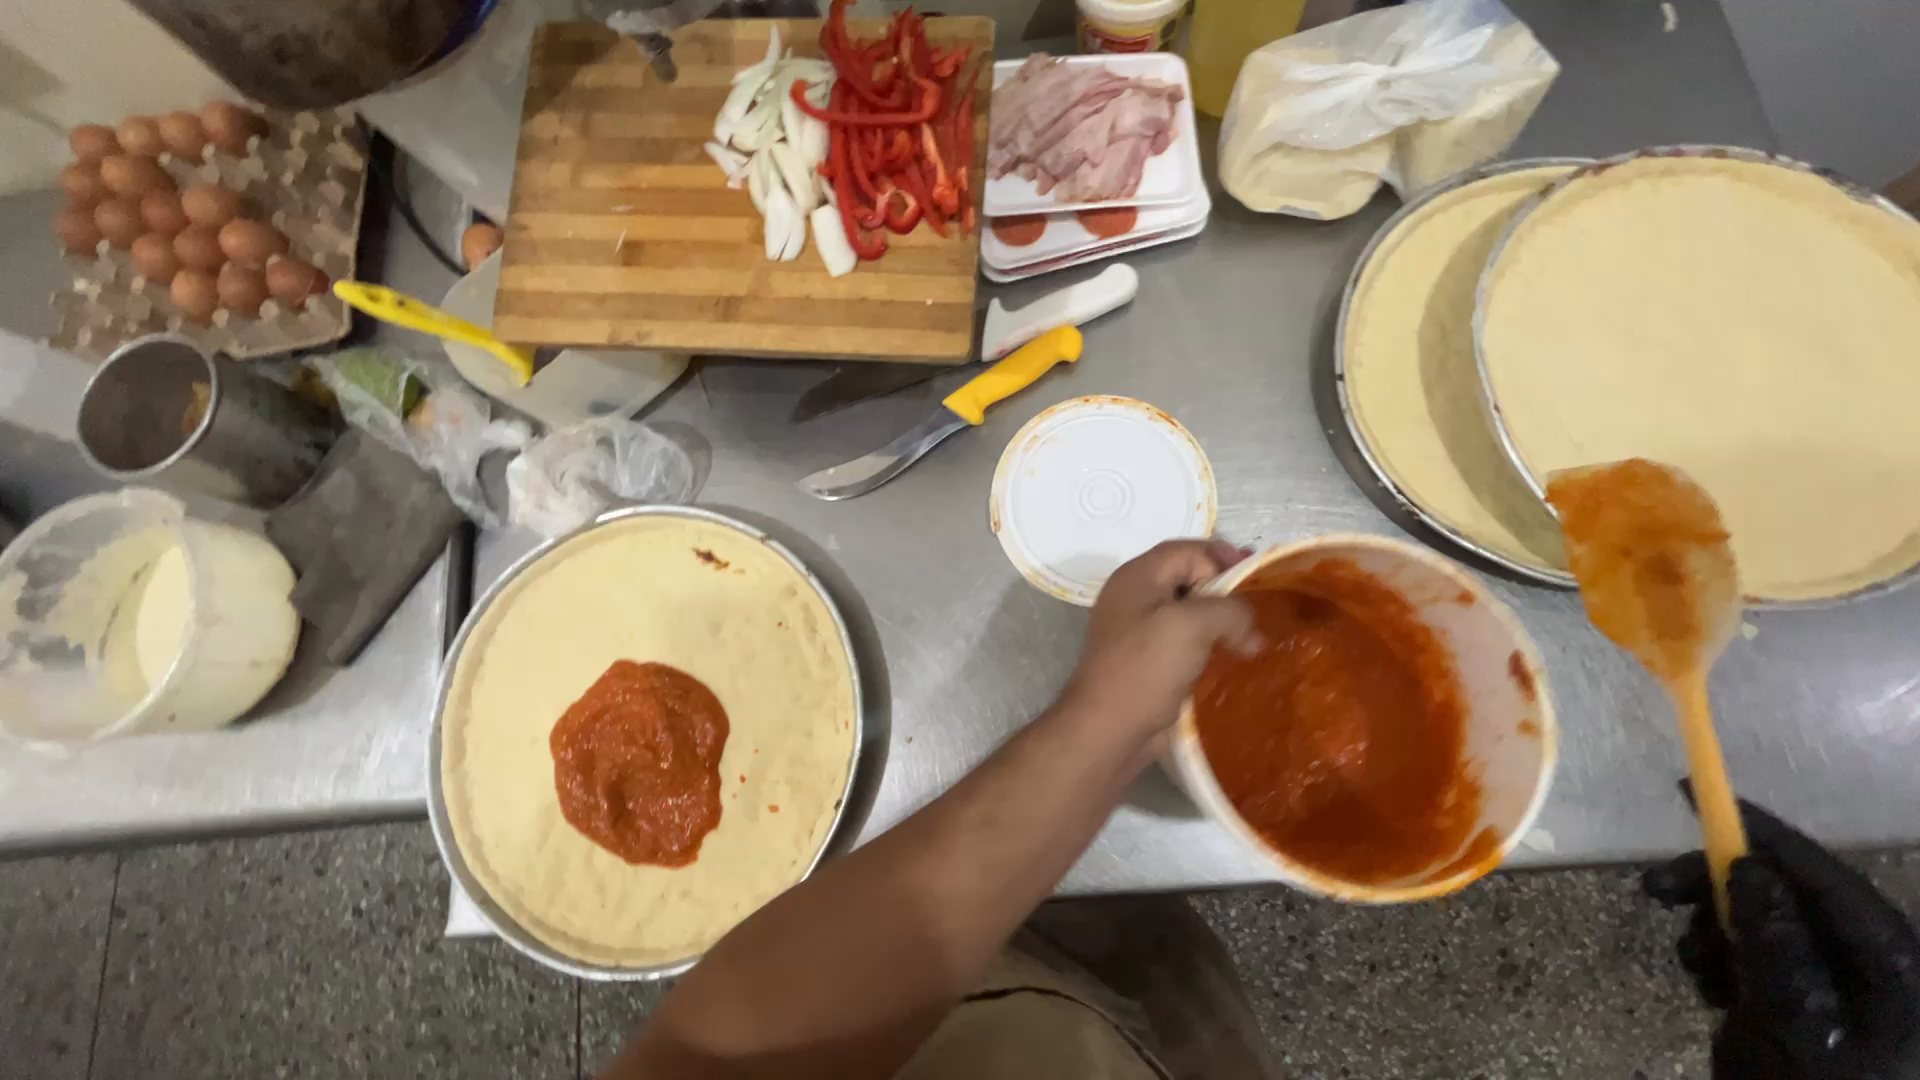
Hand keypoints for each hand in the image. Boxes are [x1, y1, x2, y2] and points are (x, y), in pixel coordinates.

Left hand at [1060, 540, 1262, 749]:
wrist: (1110, 727)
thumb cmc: (1146, 667)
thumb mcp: (1193, 625)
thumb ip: (1229, 610)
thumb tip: (1250, 627)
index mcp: (1137, 576)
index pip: (1186, 551)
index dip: (1222, 556)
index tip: (1257, 575)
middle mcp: (1133, 596)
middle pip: (1186, 576)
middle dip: (1224, 587)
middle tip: (1260, 604)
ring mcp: (1137, 629)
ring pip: (1187, 610)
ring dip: (1220, 618)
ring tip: (1252, 634)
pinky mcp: (1146, 659)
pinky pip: (1183, 638)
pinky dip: (1209, 641)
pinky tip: (1232, 655)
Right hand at [1643, 793, 1919, 1079]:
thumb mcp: (1789, 1021)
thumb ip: (1774, 941)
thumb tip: (1746, 865)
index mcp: (1896, 971)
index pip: (1824, 877)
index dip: (1758, 830)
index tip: (1691, 793)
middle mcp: (1882, 970)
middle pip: (1788, 894)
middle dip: (1716, 886)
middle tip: (1653, 889)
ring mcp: (1851, 987)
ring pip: (1767, 920)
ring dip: (1713, 927)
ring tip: (1691, 963)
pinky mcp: (1820, 999)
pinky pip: (1763, 950)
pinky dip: (1724, 955)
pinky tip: (1712, 983)